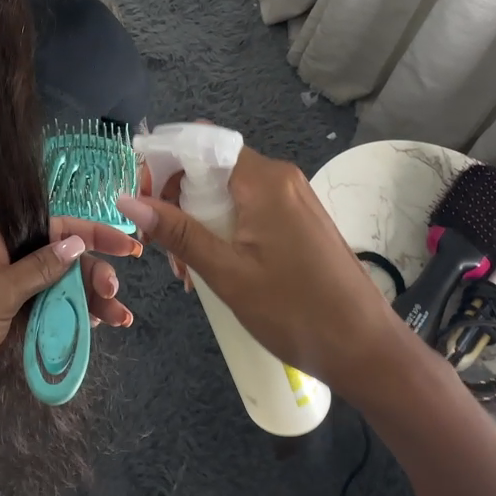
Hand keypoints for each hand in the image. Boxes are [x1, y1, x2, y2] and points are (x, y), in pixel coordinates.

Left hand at [0, 218, 139, 416]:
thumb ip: (39, 268)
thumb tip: (75, 240)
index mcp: (2, 244)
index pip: (55, 228)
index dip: (92, 233)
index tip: (127, 245)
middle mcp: (9, 264)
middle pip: (63, 261)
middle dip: (93, 274)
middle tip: (114, 295)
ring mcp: (11, 297)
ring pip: (60, 291)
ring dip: (90, 302)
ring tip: (119, 319)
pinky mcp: (11, 326)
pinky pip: (49, 316)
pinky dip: (73, 322)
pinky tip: (96, 329)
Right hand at [116, 146, 392, 382]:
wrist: (369, 351)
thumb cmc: (296, 311)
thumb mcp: (228, 273)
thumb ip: (177, 232)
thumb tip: (126, 199)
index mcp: (263, 179)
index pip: (199, 144)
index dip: (162, 165)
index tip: (140, 202)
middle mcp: (278, 177)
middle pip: (210, 167)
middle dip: (175, 200)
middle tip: (158, 247)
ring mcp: (292, 198)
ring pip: (226, 191)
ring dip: (197, 221)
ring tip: (185, 270)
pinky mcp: (298, 220)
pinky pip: (248, 209)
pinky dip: (222, 229)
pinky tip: (214, 267)